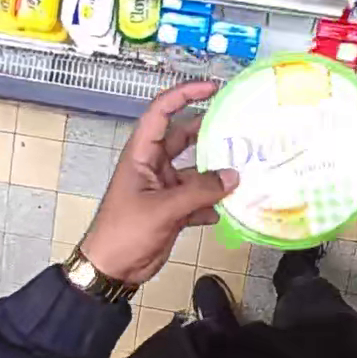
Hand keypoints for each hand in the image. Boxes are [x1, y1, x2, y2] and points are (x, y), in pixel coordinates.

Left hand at [79, 82, 239, 285]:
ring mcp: (164, 188)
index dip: (184, 95)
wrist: (112, 269)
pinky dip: (213, 203)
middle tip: (238, 127)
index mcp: (142, 155)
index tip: (212, 88)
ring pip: (195, 172)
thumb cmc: (125, 232)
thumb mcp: (163, 209)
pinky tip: (230, 208)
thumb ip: (200, 192)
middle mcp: (153, 166)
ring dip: (216, 173)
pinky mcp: (173, 210)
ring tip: (243, 169)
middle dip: (209, 133)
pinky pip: (198, 199)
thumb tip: (233, 176)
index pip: (162, 113)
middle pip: (184, 139)